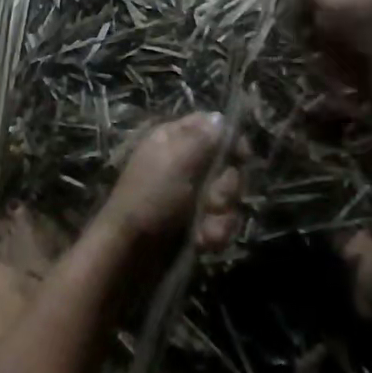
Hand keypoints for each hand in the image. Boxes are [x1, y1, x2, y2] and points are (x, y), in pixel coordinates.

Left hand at [99, 113, 241, 249]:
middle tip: (212, 201)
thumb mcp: (176, 161)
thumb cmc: (149, 198)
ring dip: (222, 216)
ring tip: (205, 231)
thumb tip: (220, 118)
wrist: (129, 254)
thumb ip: (202, 138)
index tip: (242, 156)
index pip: (211, 126)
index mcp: (174, 139)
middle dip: (226, 187)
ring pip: (228, 197)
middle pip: (226, 164)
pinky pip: (221, 221)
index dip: (230, 139)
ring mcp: (191, 194)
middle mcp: (184, 162)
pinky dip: (215, 232)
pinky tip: (204, 243)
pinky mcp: (196, 223)